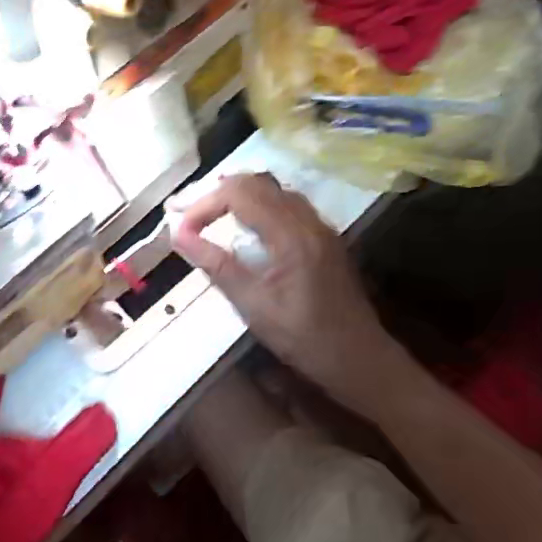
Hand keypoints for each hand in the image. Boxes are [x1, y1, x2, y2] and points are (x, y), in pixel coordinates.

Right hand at [169, 173, 414, 410]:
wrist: (361, 358)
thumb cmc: (306, 341)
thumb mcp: (256, 308)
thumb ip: (218, 267)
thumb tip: (179, 236)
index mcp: (293, 237)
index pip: (241, 195)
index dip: (205, 204)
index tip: (181, 228)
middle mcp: (309, 221)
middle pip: (258, 183)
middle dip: (218, 193)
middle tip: (188, 214)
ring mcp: (321, 227)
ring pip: (274, 189)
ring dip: (240, 195)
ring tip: (209, 214)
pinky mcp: (325, 237)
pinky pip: (288, 203)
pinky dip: (260, 204)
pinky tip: (245, 225)